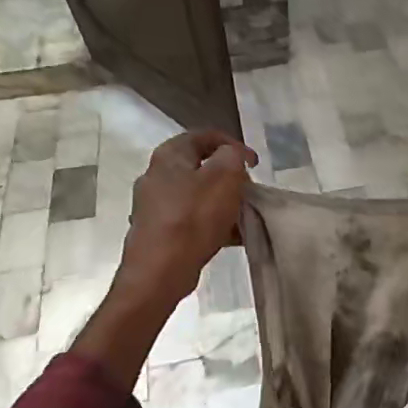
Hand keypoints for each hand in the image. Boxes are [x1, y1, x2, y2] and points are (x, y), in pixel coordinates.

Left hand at [114, 130, 257, 304]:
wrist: (160, 271)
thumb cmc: (193, 217)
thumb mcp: (224, 176)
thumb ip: (232, 156)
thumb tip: (232, 157)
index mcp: (169, 156)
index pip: (204, 136)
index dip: (233, 144)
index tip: (253, 163)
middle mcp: (156, 176)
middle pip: (201, 167)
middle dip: (229, 178)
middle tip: (248, 190)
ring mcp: (154, 206)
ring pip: (197, 196)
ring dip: (223, 203)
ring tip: (244, 217)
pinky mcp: (159, 232)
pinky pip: (192, 220)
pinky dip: (212, 224)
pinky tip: (232, 238)